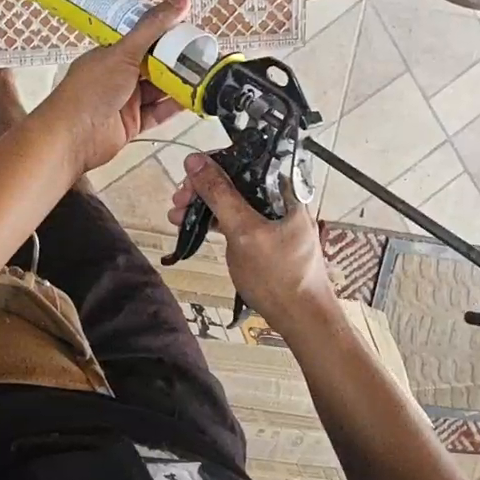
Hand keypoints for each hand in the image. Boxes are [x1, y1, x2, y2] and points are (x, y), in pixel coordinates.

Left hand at [35, 0, 191, 172]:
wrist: (71, 136)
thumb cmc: (91, 90)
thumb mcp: (124, 53)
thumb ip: (153, 28)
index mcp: (110, 54)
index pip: (142, 39)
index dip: (166, 35)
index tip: (191, 32)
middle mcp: (117, 75)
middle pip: (153, 65)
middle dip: (177, 62)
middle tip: (205, 56)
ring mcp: (124, 100)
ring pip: (158, 90)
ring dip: (178, 85)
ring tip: (206, 77)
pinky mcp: (131, 123)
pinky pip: (157, 113)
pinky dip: (174, 107)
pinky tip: (193, 99)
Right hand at [168, 153, 334, 324]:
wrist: (303, 321)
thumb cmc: (277, 276)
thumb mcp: (243, 232)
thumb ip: (219, 194)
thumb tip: (193, 159)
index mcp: (284, 189)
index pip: (244, 158)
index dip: (212, 165)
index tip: (187, 180)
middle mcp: (280, 197)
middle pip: (235, 179)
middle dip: (202, 187)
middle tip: (177, 202)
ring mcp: (272, 217)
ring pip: (231, 199)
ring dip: (203, 204)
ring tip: (177, 216)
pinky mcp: (264, 235)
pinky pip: (234, 218)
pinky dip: (213, 220)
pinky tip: (191, 226)